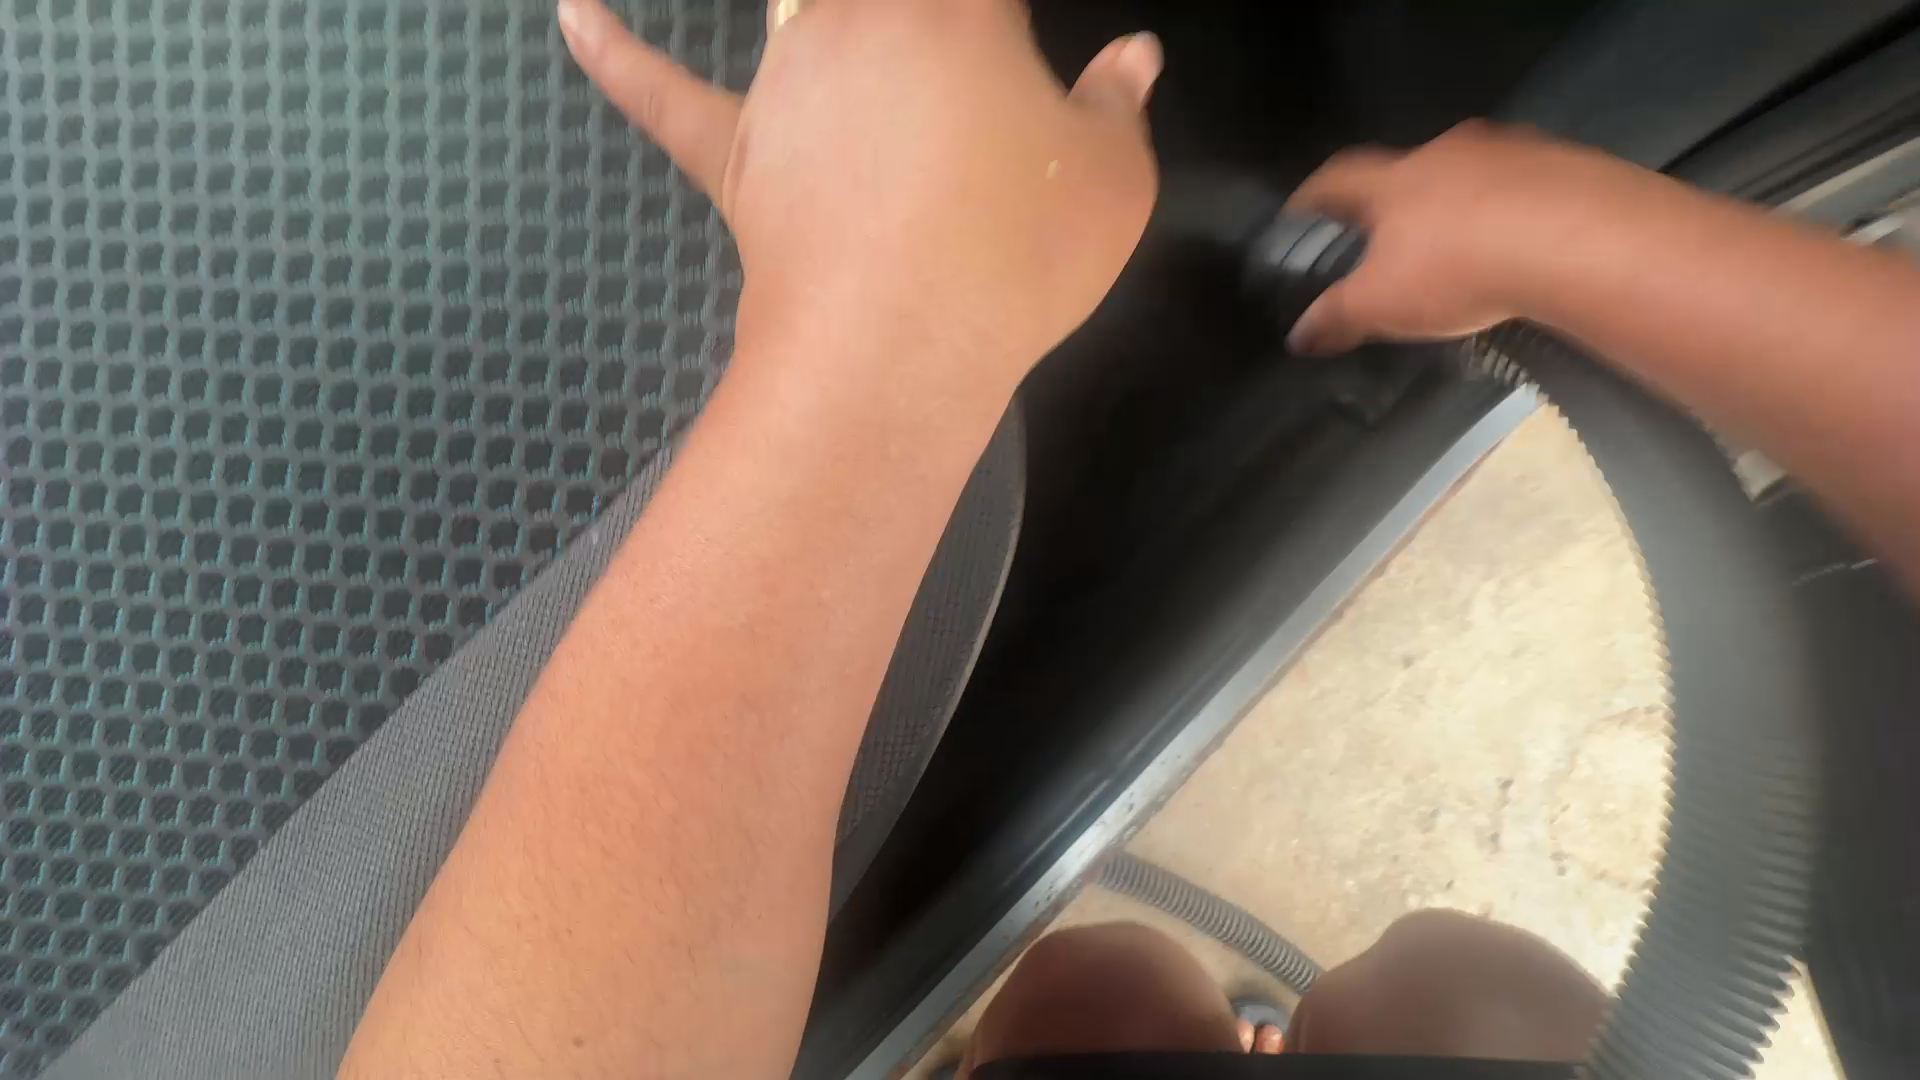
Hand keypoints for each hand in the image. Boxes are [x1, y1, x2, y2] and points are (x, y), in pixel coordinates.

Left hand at [557, 0, 1162, 388]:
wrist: (901, 347)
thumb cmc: (1017, 257)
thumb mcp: (1112, 187)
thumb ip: (1119, 109)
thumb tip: (1133, 59)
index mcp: (956, 11)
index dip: (993, 26)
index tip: (994, 53)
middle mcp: (861, 20)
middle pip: (884, 0)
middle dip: (922, 39)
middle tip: (933, 125)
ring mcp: (787, 90)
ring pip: (800, 20)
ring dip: (832, 40)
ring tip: (882, 138)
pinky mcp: (737, 161)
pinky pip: (668, 98)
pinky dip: (621, 58)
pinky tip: (576, 17)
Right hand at [1284, 121, 1668, 355]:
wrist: (1587, 242)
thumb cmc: (1458, 268)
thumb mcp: (1379, 306)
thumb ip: (1333, 319)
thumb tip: (1300, 335)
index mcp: (1395, 181)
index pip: (1337, 177)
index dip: (1312, 197)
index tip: (1301, 215)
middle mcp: (1450, 152)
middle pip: (1404, 176)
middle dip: (1390, 210)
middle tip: (1383, 249)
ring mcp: (1513, 151)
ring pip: (1465, 180)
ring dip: (1452, 212)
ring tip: (1453, 258)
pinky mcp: (1566, 164)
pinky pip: (1518, 190)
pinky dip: (1504, 218)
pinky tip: (1508, 255)